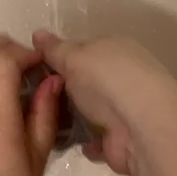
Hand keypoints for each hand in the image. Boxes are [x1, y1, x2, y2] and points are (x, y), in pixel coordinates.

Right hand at [32, 31, 176, 175]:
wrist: (141, 128)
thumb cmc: (107, 81)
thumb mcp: (74, 57)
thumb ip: (55, 49)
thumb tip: (37, 33)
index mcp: (117, 49)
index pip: (84, 50)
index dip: (61, 58)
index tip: (36, 70)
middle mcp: (124, 77)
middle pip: (87, 82)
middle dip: (65, 91)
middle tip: (35, 98)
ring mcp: (126, 109)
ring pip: (91, 111)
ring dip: (73, 118)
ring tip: (43, 121)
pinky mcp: (123, 139)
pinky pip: (97, 139)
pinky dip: (85, 142)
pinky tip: (67, 142)